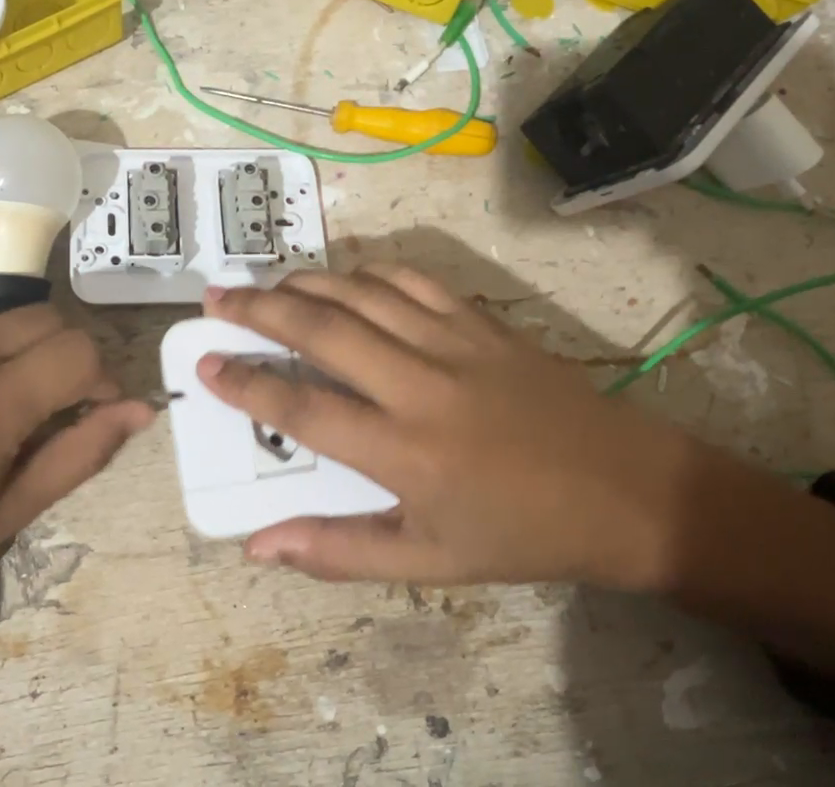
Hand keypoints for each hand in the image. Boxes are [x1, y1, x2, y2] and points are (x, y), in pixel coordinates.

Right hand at [198, 266, 834, 675]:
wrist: (630, 491)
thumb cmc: (519, 534)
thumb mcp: (427, 563)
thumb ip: (338, 551)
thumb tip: (257, 546)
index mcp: (400, 451)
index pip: (300, 407)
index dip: (244, 382)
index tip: (204, 365)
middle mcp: (417, 385)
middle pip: (319, 329)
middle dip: (257, 310)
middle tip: (214, 300)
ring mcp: (452, 343)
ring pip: (359, 293)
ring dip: (302, 282)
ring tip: (263, 283)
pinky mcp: (482, 321)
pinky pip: (410, 279)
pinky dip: (365, 271)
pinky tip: (342, 276)